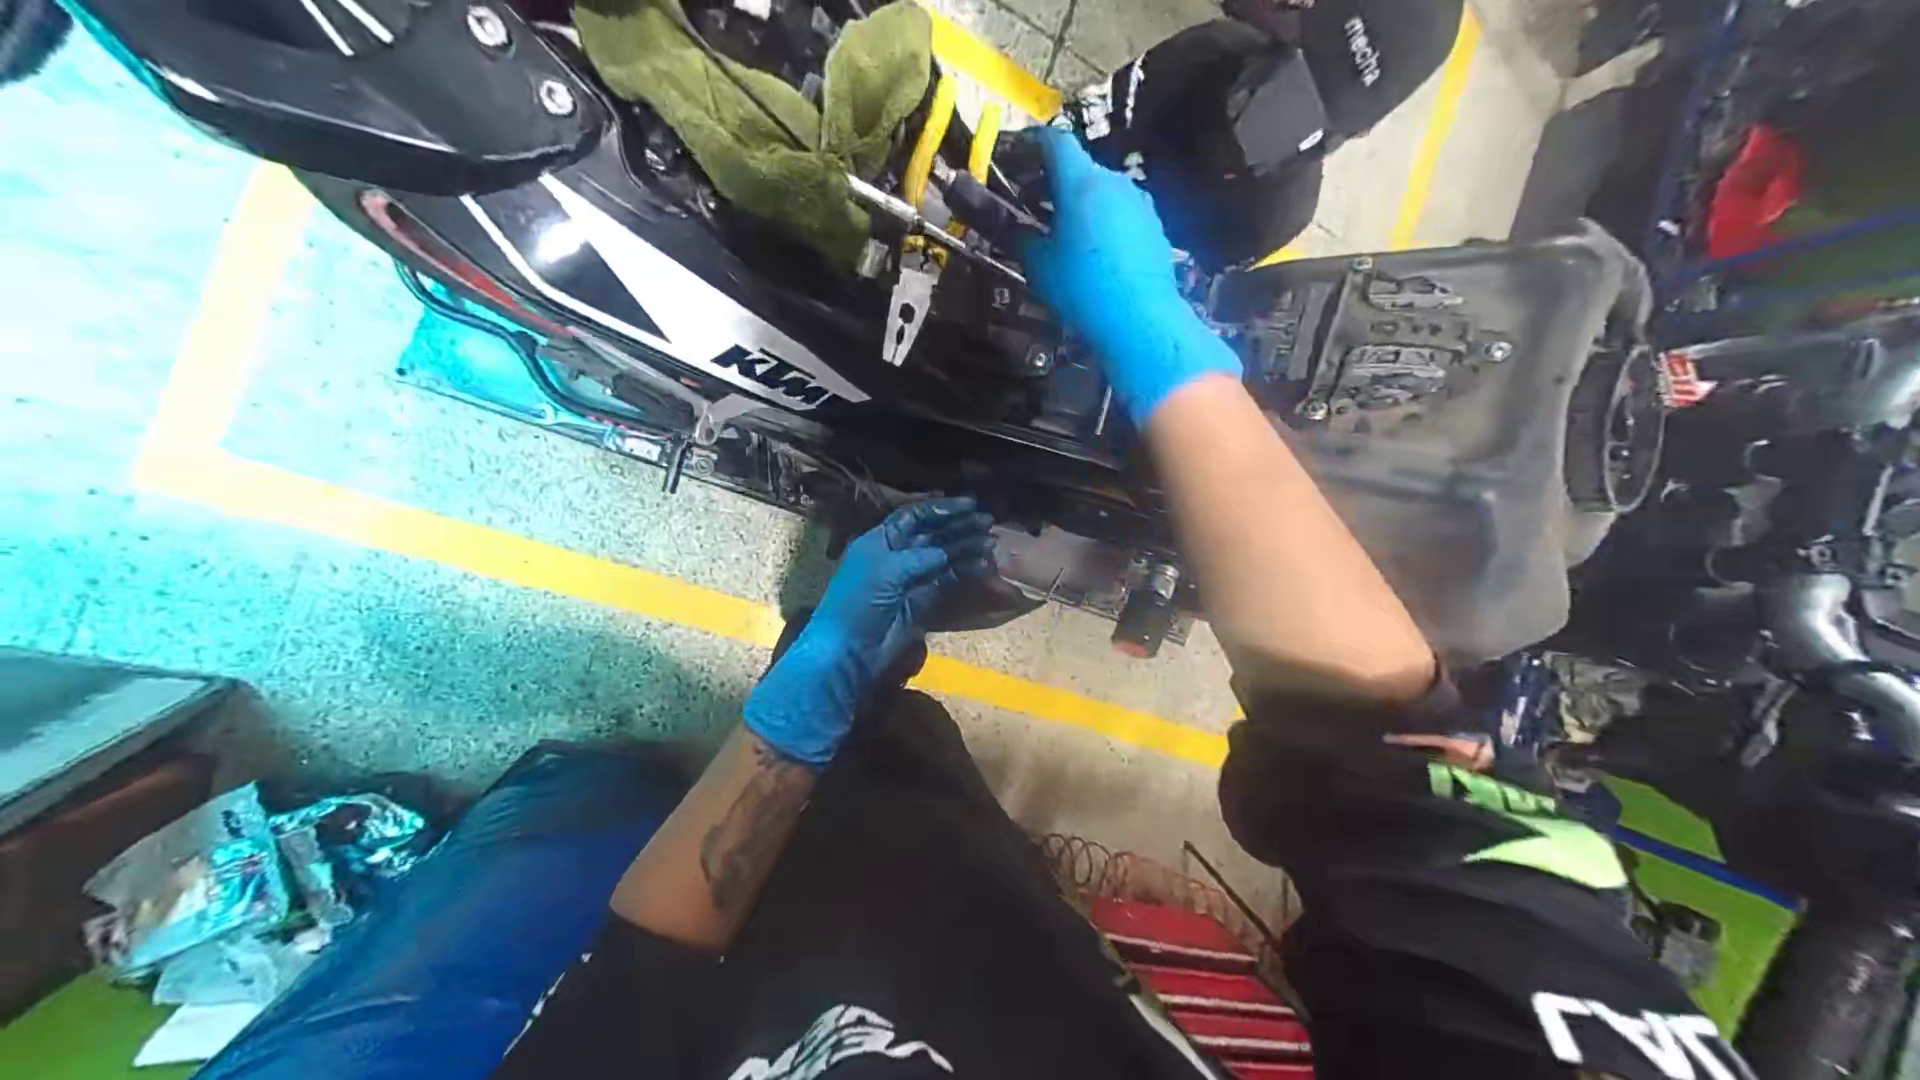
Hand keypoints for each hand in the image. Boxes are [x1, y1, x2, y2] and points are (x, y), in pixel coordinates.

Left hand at [745, 497, 993, 764]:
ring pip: (943, 556)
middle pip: (932, 534)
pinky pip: (946, 581)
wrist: (850, 650)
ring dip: (967, 548)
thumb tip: (946, 552)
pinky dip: (964, 572)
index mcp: (880, 540)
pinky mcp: (922, 601)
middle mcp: (897, 555)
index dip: (941, 509)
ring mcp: (910, 579)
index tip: (969, 505)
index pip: (914, 516)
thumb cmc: (859, 602)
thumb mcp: (887, 570)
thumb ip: (920, 556)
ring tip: (991, 543)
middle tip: (988, 522)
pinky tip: (983, 566)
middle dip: (959, 527)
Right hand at [1019, 127, 1243, 426]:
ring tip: (1066, 234)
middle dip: (1055, 183)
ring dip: (1082, 205)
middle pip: (1081, 169)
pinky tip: (1096, 253)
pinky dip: (1104, 223)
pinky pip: (1122, 215)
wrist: (1140, 319)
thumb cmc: (1083, 289)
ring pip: (1103, 193)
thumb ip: (1023, 238)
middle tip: (1035, 205)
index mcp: (1081, 183)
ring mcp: (1140, 203)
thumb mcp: (1041, 266)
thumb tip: (1011, 226)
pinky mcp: (1155, 226)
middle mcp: (1114, 182)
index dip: (1034, 142)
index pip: (1056, 143)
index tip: (1020, 151)